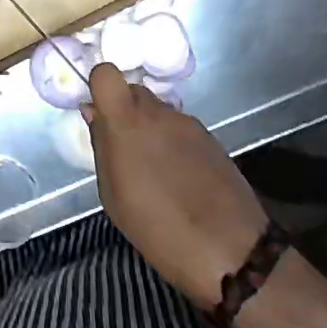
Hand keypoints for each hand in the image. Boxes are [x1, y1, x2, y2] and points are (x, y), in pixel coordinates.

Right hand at [83, 62, 268, 308]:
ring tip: (153, 169)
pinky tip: (177, 177)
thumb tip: (94, 114)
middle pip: (133, 91)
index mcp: (127, 122)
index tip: (98, 112)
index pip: (106, 73)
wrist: (232, 254)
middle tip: (122, 147)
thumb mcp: (112, 195)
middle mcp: (159, 112)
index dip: (99, 86)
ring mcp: (189, 124)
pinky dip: (172, 142)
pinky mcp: (212, 139)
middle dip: (123, 110)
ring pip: (158, 111)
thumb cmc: (158, 228)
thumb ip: (101, 146)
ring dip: (149, 128)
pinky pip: (179, 128)